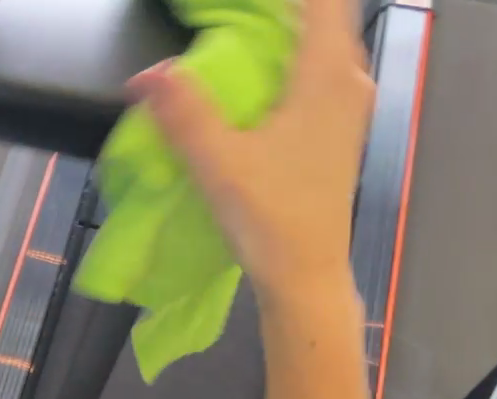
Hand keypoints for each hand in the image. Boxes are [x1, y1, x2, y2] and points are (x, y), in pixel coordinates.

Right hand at [129, 0, 373, 298]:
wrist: (305, 275)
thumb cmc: (271, 218)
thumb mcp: (219, 165)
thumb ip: (184, 115)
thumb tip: (147, 75)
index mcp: (327, 74)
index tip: (234, 6)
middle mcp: (349, 80)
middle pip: (321, 18)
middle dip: (279, 12)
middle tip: (231, 18)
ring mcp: (347, 109)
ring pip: (321, 47)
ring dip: (284, 38)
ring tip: (239, 44)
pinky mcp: (336, 134)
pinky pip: (317, 77)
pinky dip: (289, 66)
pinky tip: (258, 89)